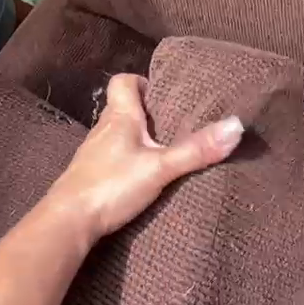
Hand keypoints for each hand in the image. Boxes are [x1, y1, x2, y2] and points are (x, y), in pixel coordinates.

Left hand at [36, 73, 242, 244]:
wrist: (67, 223)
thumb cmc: (111, 185)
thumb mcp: (160, 167)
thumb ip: (196, 150)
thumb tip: (236, 126)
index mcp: (119, 118)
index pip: (123, 83)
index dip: (141, 81)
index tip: (162, 91)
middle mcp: (103, 130)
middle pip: (124, 109)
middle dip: (148, 112)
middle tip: (175, 120)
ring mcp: (94, 155)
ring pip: (118, 135)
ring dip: (139, 138)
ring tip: (165, 148)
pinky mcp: (91, 177)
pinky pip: (113, 158)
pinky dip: (128, 160)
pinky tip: (143, 175)